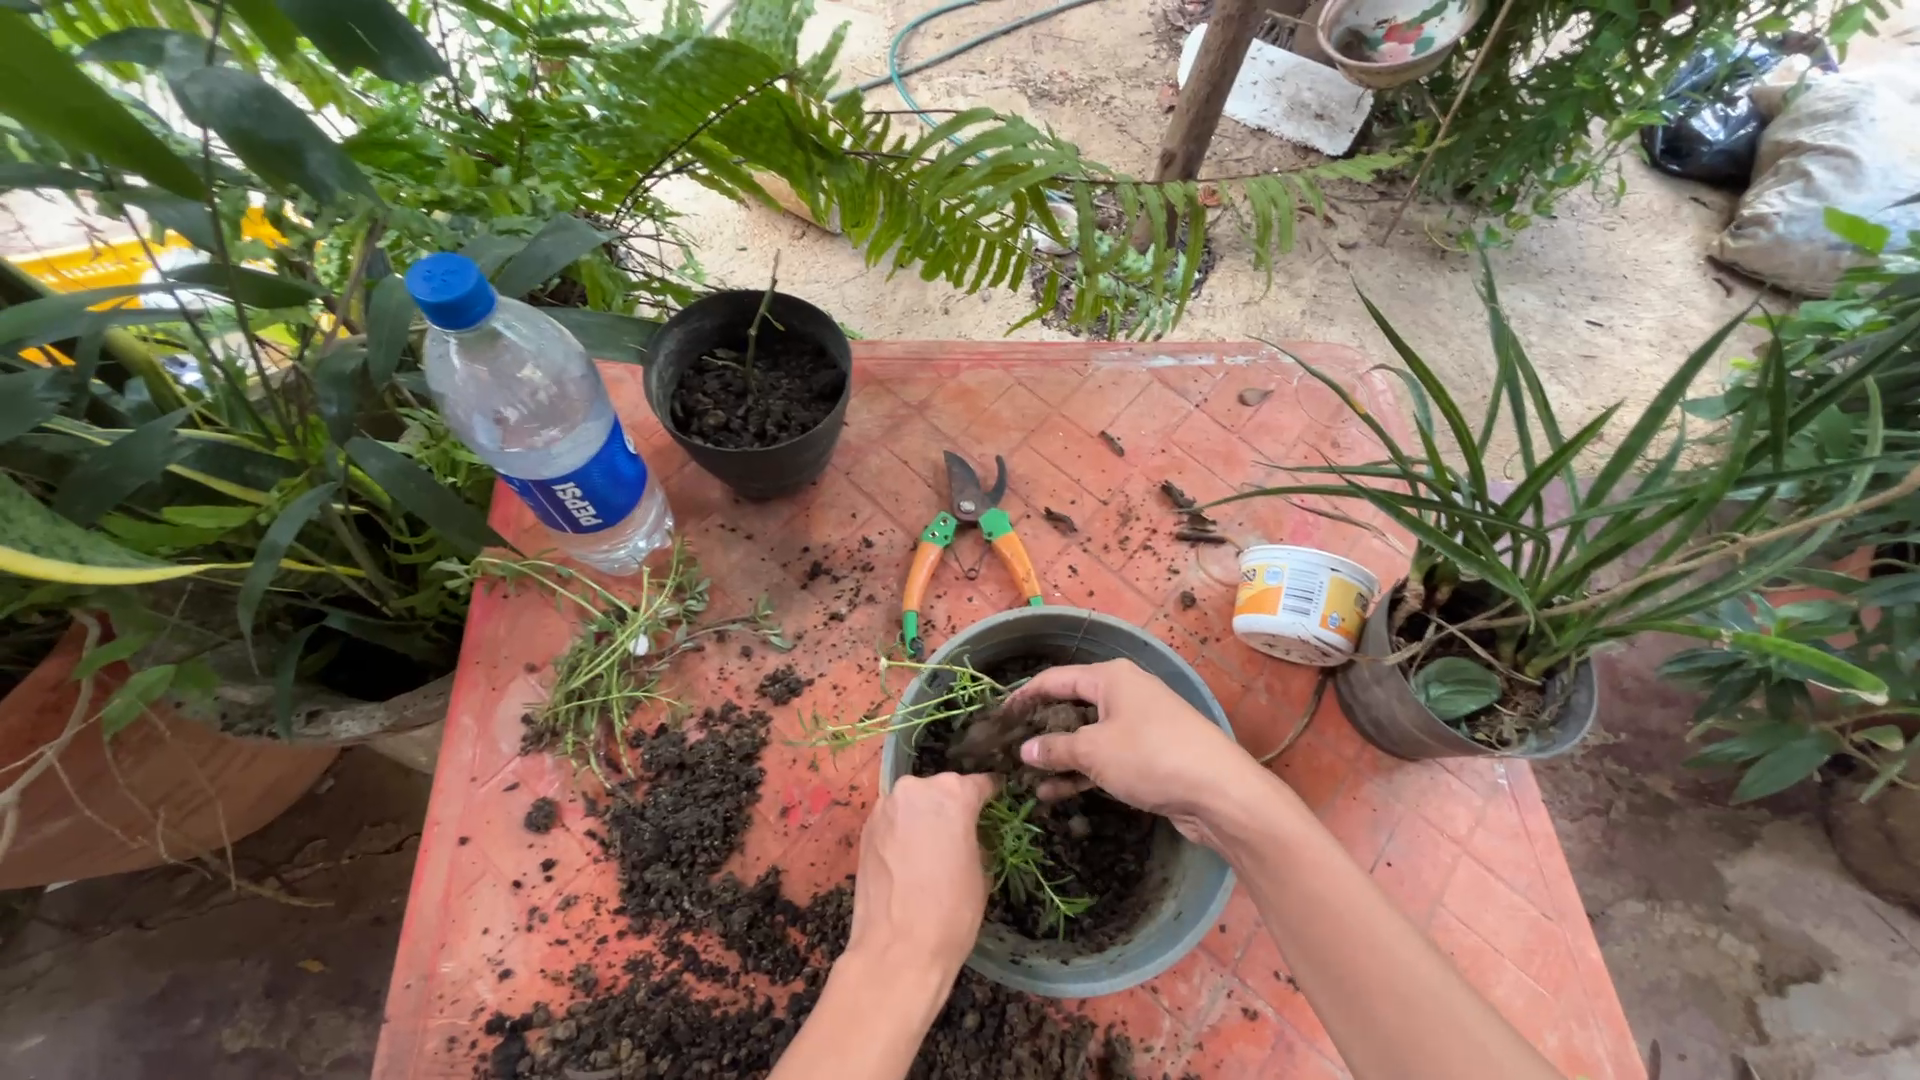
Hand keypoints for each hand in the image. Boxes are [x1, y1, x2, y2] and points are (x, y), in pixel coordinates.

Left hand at [847, 771, 996, 975]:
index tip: (996, 804)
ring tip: (932, 848)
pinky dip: (903, 831)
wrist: (896, 950)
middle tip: (961, 833)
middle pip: (942, 789)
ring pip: (914, 803)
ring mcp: (886, 806)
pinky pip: (894, 819)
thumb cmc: (951, 912)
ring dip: (924, 817)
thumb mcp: (982, 871)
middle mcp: (916, 789)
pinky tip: (909, 858)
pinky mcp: (865, 827)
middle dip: (953, 806)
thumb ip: (976, 837)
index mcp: (952, 794)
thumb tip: (970, 832)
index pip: (980, 783)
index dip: (991, 795)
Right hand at [1006, 659, 1267, 849]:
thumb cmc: (1152, 756)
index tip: (998, 718)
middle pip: (1071, 706)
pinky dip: (1082, 772)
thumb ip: (1056, 748)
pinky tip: (1055, 793)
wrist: (1220, 792)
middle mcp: (1125, 694)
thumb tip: (1025, 749)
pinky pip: (1105, 758)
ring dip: (1059, 757)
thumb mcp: (1095, 750)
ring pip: (1087, 737)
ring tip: (1025, 778)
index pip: (1054, 679)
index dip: (1024, 697)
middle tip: (1009, 751)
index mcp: (1111, 677)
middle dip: (1040, 730)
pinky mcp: (1148, 756)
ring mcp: (1139, 726)